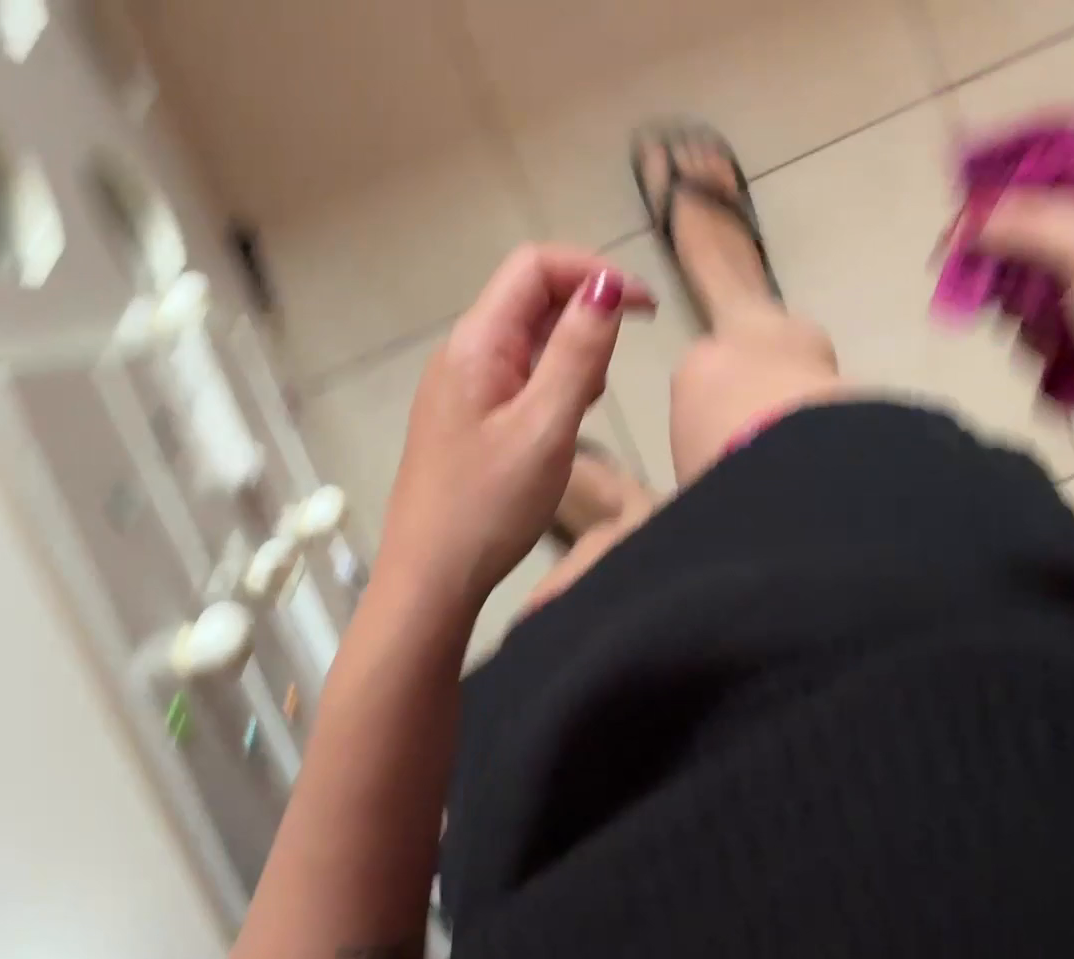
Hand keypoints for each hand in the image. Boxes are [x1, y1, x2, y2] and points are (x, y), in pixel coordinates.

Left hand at [371, 246, 654, 610]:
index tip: (644, 309)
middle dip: (583, 317)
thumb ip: (577, 354)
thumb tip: (605, 284)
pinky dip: (549, 385)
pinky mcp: (464, 421)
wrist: (429, 577)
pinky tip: (559, 425)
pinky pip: (515, 379)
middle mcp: (461, 355)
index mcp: (475, 344)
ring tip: (584, 408)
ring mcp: (459, 389)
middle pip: (529, 299)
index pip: (534, 266)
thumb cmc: (487, 507)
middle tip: (609, 377)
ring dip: (569, 355)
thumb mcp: (544, 428)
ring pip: (526, 342)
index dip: (593, 271)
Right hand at [971, 138, 1073, 452]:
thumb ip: (1027, 226)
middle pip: (1041, 212)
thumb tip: (966, 221)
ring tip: (1016, 320)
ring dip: (1010, 294)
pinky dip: (1026, 327)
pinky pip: (1036, 309)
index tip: (974, 182)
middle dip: (1000, 240)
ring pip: (1029, 266)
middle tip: (958, 258)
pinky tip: (1039, 346)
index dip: (1029, 155)